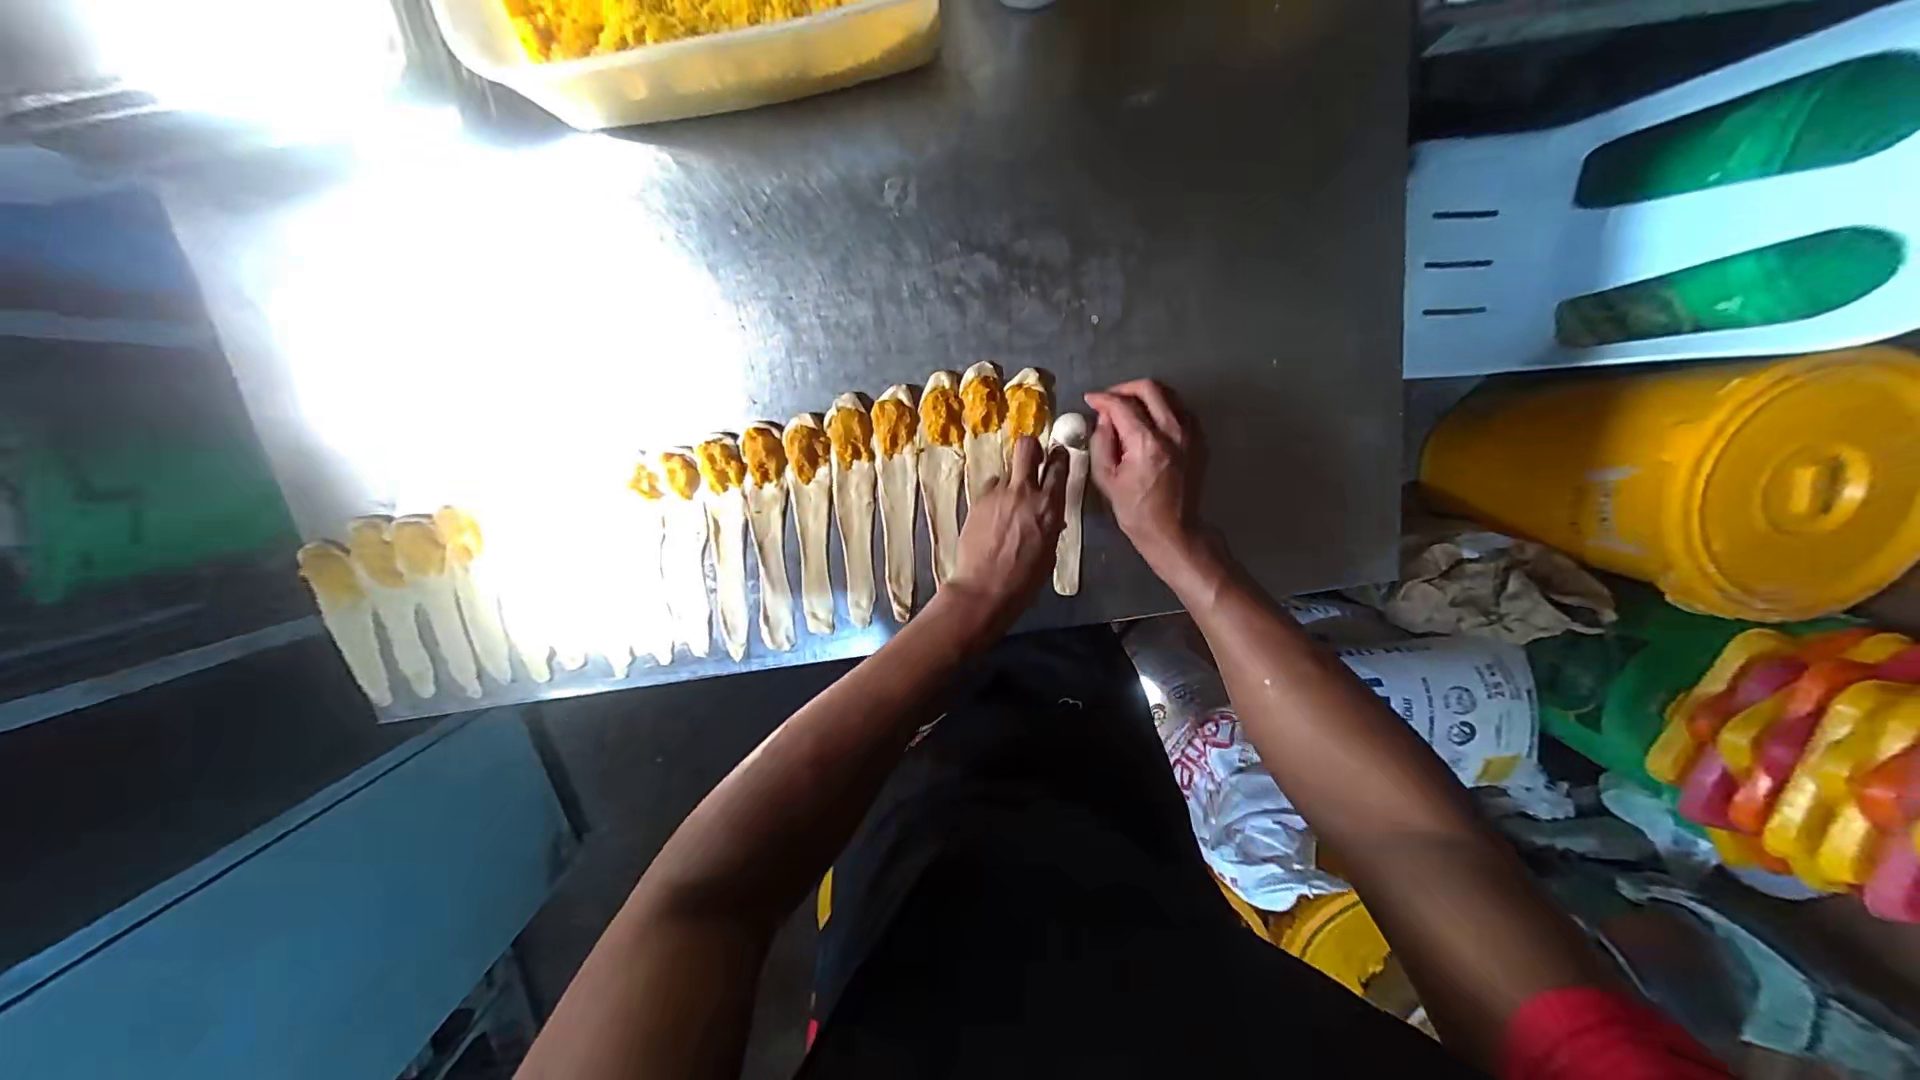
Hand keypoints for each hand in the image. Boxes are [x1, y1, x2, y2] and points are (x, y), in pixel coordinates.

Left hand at [942, 436, 1068, 633]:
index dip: (1058, 457)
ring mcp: (998, 494)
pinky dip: (993, 497)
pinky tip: (991, 515)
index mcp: (1049, 506)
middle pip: (1027, 447)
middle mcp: (1025, 492)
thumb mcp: (1048, 552)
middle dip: (1031, 448)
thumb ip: (1050, 527)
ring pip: (1006, 471)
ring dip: (1010, 482)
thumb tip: (1051, 519)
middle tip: (1032, 459)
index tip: (1056, 456)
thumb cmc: (1024, 578)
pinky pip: (989, 488)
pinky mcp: (977, 501)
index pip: (1058, 465)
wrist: (985, 588)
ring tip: (1007, 503)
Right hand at [1084, 379, 1210, 578]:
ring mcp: (1191, 434)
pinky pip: (1180, 409)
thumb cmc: (1135, 510)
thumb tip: (1104, 418)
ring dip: (1145, 395)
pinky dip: (1163, 407)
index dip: (1102, 398)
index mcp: (1147, 443)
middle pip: (1149, 388)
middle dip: (1124, 388)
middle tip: (1109, 399)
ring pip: (1169, 394)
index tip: (1091, 400)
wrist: (1173, 529)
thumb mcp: (1105, 479)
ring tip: (1128, 407)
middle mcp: (1173, 432)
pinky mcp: (1199, 440)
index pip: (1122, 405)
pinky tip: (1149, 420)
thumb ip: (1101, 442)